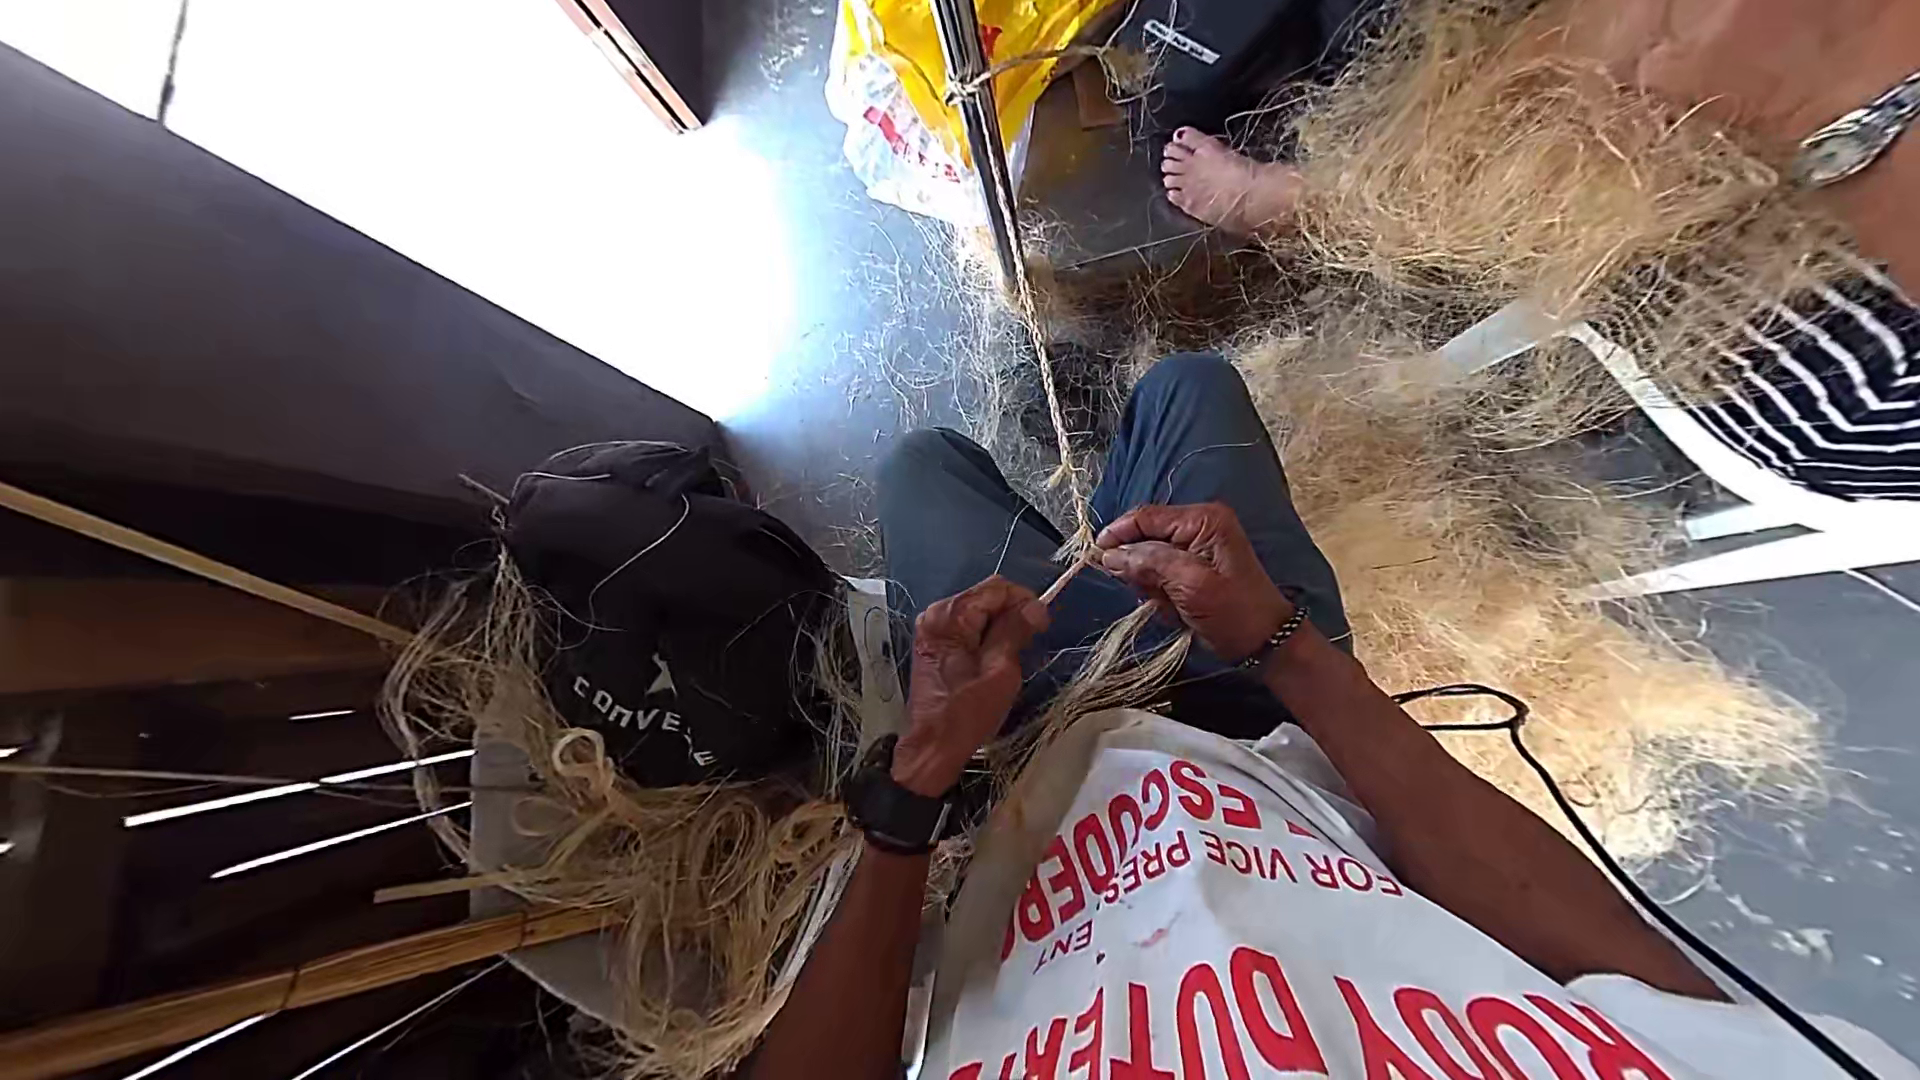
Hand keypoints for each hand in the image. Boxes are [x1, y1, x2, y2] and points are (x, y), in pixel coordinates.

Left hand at [895, 577, 1049, 796]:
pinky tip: (998, 656)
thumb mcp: (1000, 671)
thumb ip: (1015, 631)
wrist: (933, 747)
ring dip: (1002, 625)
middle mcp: (936, 615)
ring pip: (979, 611)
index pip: (996, 587)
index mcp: (949, 617)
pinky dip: (987, 635)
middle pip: (986, 596)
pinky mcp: (935, 643)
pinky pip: (968, 627)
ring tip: (1016, 652)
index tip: (1041, 623)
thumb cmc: (965, 714)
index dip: (1024, 600)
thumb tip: (1034, 606)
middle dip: (1013, 613)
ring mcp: (933, 629)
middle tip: (1032, 639)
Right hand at [1096, 502, 1292, 661]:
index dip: (1117, 534)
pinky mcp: (1192, 567)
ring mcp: (1195, 547)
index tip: (1095, 557)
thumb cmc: (1233, 611)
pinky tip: (1173, 607)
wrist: (1265, 643)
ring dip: (1148, 583)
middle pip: (1143, 537)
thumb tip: (1108, 554)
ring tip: (1167, 602)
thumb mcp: (1189, 583)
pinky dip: (1158, 592)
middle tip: (1150, 591)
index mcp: (1202, 519)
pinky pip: (1157, 574)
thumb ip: (1148, 561)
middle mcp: (1197, 526)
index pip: (1145, 516)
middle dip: (1138, 566)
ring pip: (1146, 558)